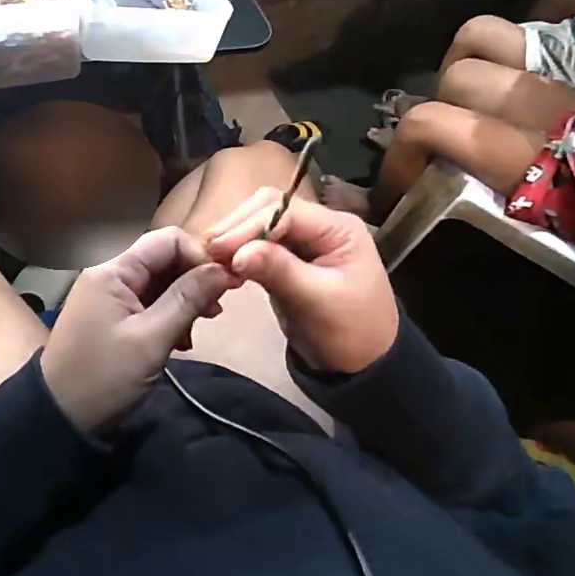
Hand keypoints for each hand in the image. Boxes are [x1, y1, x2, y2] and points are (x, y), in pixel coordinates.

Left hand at [42, 227, 239, 431]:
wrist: (59, 418)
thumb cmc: (104, 377)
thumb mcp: (151, 340)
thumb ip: (188, 299)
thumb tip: (224, 269)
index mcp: (113, 267)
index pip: (169, 239)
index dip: (201, 256)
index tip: (226, 285)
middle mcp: (112, 269)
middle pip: (166, 257)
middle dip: (195, 280)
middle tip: (216, 312)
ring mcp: (112, 291)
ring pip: (163, 279)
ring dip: (186, 301)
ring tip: (196, 331)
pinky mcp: (116, 311)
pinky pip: (152, 299)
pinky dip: (171, 315)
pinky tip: (181, 341)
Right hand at [203, 192, 397, 374]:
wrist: (365, 368)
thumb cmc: (351, 333)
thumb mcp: (318, 301)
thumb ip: (279, 271)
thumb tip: (237, 254)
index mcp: (338, 227)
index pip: (286, 211)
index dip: (250, 225)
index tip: (220, 247)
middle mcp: (320, 225)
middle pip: (270, 208)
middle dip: (238, 225)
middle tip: (209, 249)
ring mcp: (304, 240)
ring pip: (260, 222)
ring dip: (235, 236)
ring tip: (210, 256)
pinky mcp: (289, 258)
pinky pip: (259, 244)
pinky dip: (240, 250)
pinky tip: (222, 263)